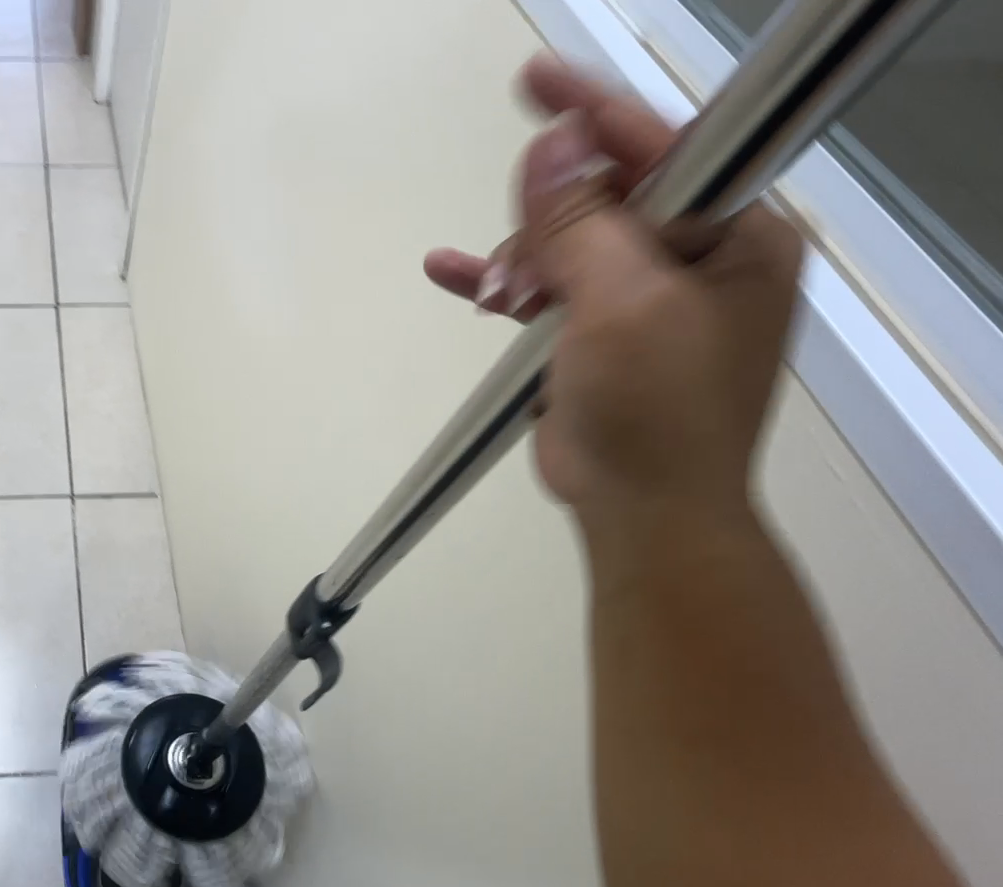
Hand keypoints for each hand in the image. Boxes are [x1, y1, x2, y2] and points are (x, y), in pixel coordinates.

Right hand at [424, 56, 804, 525]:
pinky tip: (449, 271)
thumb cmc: (654, 409)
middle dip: (545, 226)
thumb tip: (552, 143)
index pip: (666, 150)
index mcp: (734, 237)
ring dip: (516, 263)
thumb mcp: (623, 305)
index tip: (537, 82)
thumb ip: (583, 223)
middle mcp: (692, 258)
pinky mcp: (591, 335)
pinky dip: (496, 282)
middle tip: (517, 275)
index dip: (599, 115)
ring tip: (491, 297)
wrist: (640, 507)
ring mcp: (639, 298)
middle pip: (602, 199)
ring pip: (563, 245)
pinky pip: (540, 289)